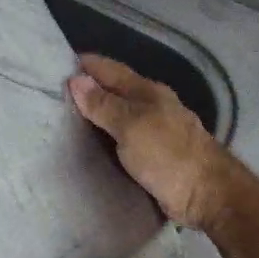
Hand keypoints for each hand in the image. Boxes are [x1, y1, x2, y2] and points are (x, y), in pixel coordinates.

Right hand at [68, 54, 235, 228]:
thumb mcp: (132, 126)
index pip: (111, 70)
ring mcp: (153, 130)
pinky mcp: (151, 154)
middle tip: (52, 92)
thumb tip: (75, 80)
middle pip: (114, 90)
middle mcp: (151, 106)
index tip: (56, 63)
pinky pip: (118, 138)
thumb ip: (104, 105)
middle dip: (86, 88)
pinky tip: (86, 143)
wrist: (205, 194)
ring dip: (93, 113)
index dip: (86, 64)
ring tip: (61, 117)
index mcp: (148, 92)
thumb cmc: (168, 155)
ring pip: (116, 114)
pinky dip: (102, 136)